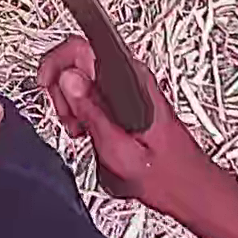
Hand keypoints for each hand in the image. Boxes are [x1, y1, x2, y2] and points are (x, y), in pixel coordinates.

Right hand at [36, 36, 227, 220]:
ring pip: (80, 76)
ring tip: (82, 130)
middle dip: (62, 90)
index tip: (47, 83)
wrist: (190, 189)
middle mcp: (131, 76)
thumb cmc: (164, 175)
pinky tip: (90, 131)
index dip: (57, 62)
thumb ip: (90, 111)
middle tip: (70, 119)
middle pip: (76, 60)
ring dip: (70, 102)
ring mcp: (129, 84)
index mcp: (130, 81)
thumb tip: (67, 78)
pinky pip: (91, 89)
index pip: (81, 47)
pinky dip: (81, 109)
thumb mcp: (117, 149)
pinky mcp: (126, 95)